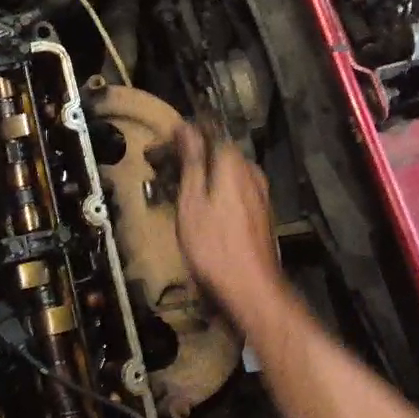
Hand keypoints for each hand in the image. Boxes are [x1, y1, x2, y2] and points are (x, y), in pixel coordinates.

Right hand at [173, 123, 282, 316]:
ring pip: (226, 172)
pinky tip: (201, 207)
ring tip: (176, 190)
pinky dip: (215, 191)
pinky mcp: (261, 213)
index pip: (206, 132)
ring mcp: (260, 193)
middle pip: (217, 152)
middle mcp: (251, 171)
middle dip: (190, 157)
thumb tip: (186, 126)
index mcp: (233, 162)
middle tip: (162, 171)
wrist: (251, 291)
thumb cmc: (213, 245)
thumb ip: (192, 160)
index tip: (158, 151)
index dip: (180, 137)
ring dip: (202, 175)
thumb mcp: (192, 200)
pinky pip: (234, 189)